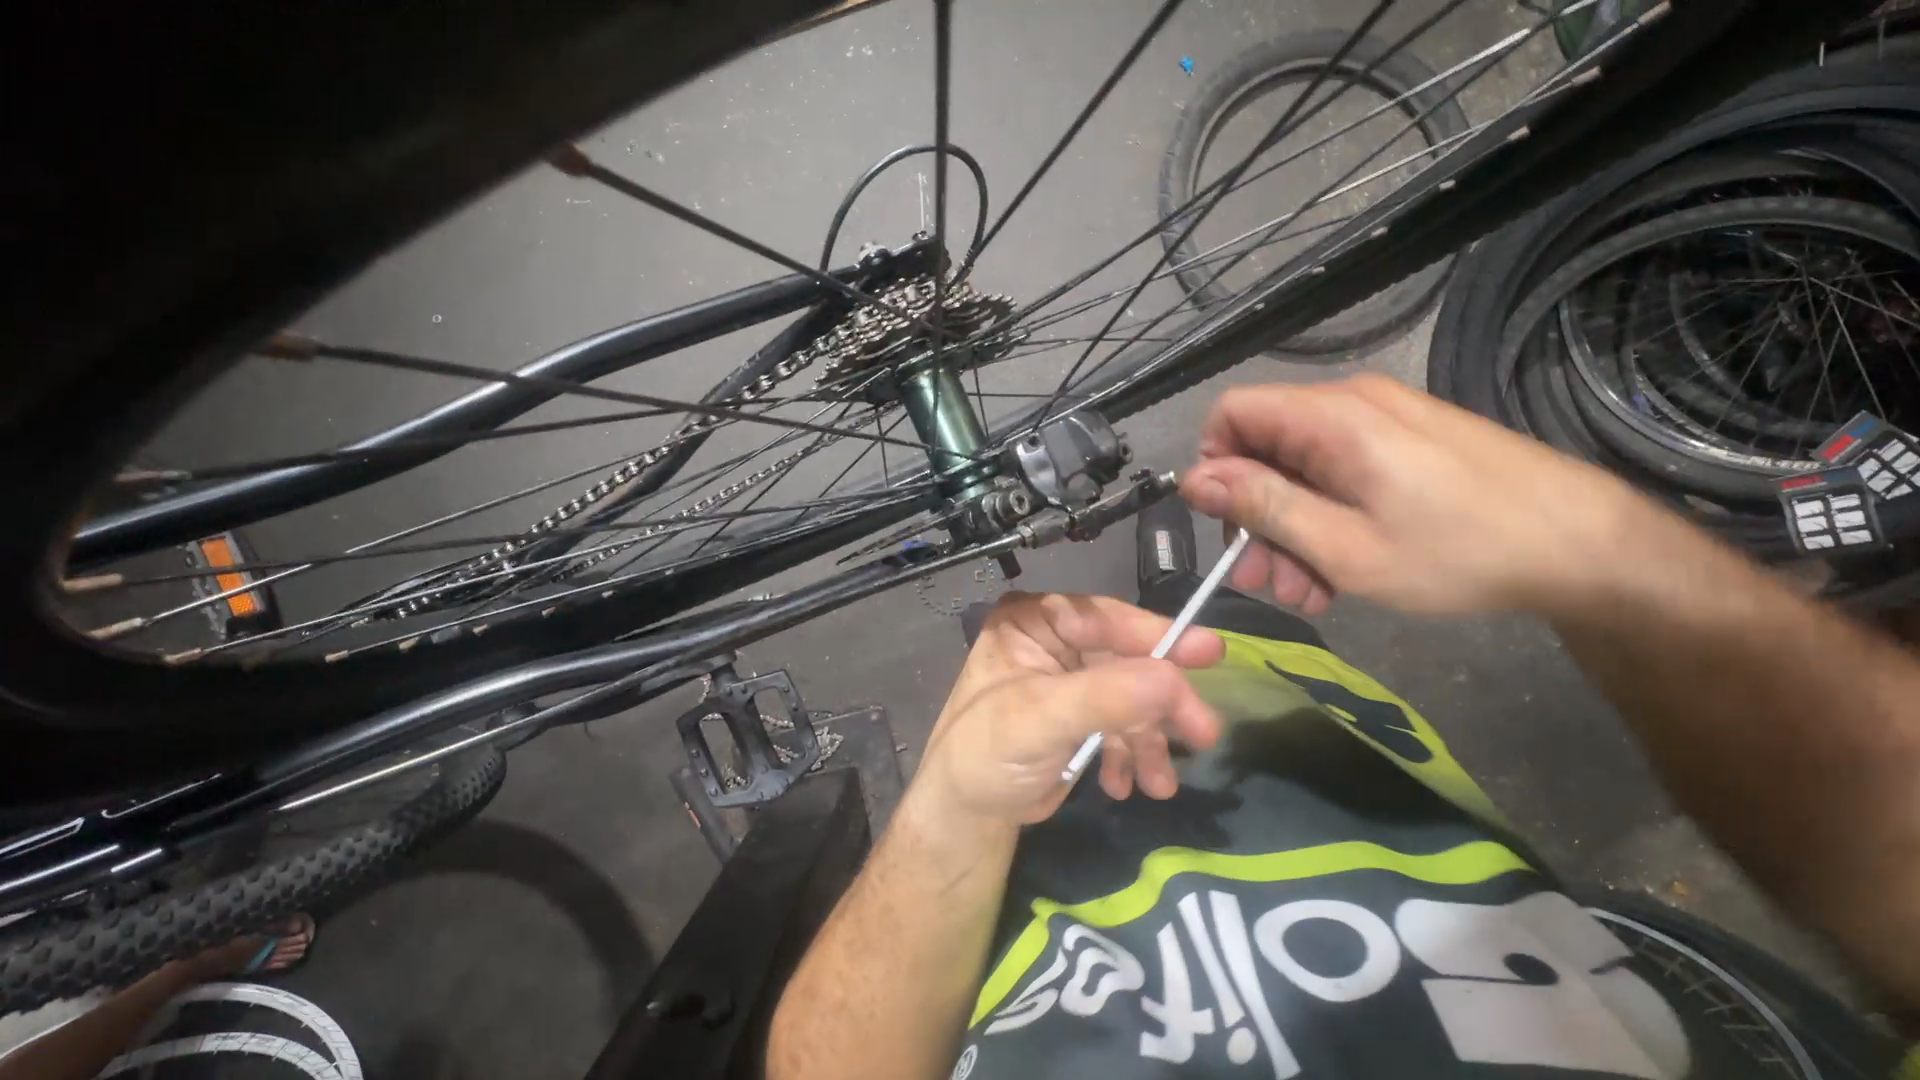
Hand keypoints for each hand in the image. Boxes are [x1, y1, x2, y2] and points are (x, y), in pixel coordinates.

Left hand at [917, 592, 1224, 826]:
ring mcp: (1071, 680)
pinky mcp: (1082, 717)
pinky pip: (1124, 726)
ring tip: (1159, 784)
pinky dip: (1132, 756)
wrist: (966, 816)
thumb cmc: (986, 754)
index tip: (1210, 652)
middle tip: (1203, 735)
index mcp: (1033, 621)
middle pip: (1129, 660)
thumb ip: (1106, 697)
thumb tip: (1173, 678)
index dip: (1158, 634)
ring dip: (1150, 741)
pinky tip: (1125, 785)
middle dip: (1162, 703)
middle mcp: (1055, 642)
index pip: (1105, 618)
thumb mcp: (1041, 720)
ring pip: (1133, 697)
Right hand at [1180, 375, 1670, 614]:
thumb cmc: (1459, 550)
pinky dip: (1327, 521)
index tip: (1228, 529)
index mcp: (1331, 418)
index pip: (1231, 413)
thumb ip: (1264, 507)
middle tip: (1266, 585)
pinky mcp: (1408, 445)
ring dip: (1291, 532)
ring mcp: (1384, 424)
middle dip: (1255, 518)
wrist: (1585, 547)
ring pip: (1302, 469)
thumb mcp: (1345, 545)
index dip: (1214, 468)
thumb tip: (1195, 480)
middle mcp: (1352, 406)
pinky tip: (1339, 574)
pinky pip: (1341, 475)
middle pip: (1265, 448)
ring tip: (1307, 594)